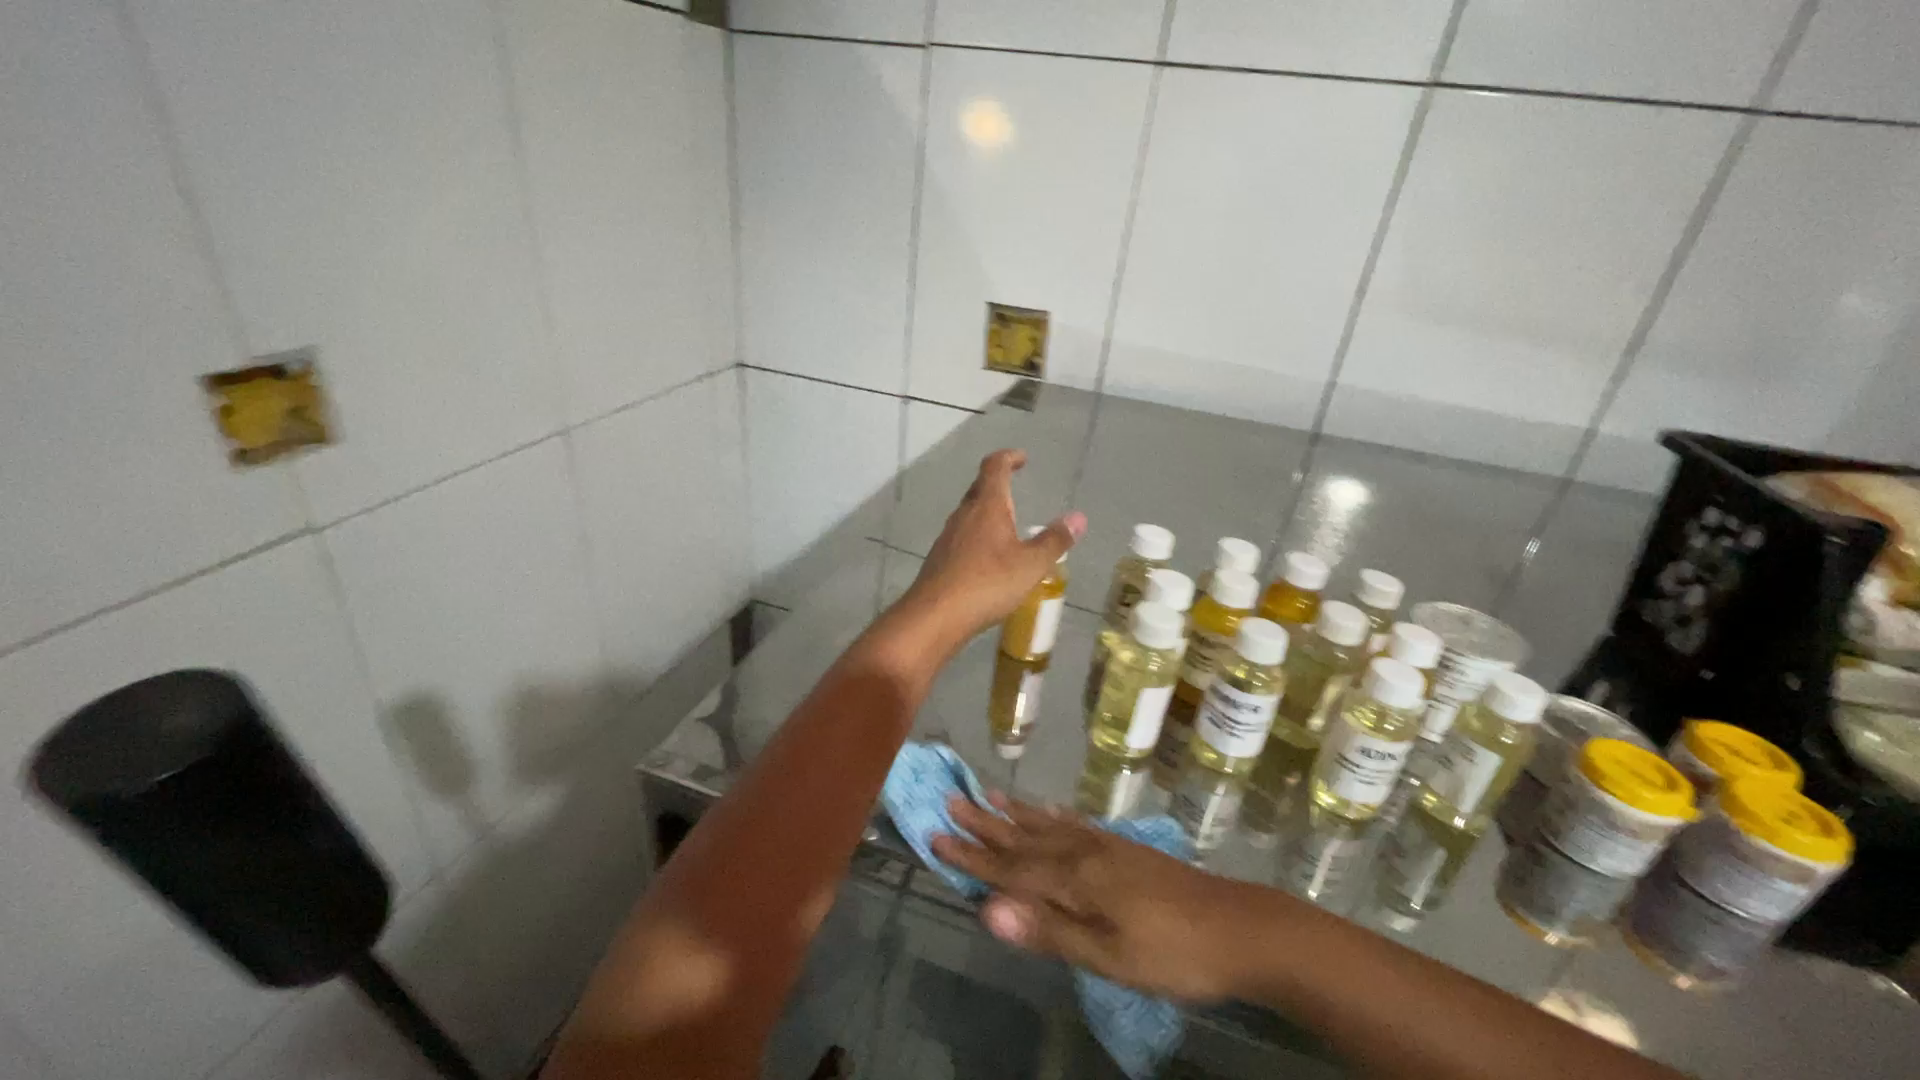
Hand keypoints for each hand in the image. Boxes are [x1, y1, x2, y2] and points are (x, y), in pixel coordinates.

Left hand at [898, 450, 1084, 643]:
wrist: (935, 616)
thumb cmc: (987, 583)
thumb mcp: (1030, 565)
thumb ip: (1055, 541)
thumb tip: (1078, 517)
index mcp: (987, 507)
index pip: (995, 467)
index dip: (1009, 458)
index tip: (1022, 458)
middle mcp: (964, 515)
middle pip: (979, 489)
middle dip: (998, 484)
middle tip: (1015, 488)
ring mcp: (948, 537)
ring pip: (969, 514)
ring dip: (988, 512)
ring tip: (1007, 525)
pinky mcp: (940, 559)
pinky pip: (962, 538)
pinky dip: (978, 537)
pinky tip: (988, 558)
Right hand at [931, 793, 1276, 1001]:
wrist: (1243, 929)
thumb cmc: (1174, 953)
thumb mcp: (1109, 956)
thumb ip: (1048, 931)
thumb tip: (987, 910)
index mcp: (1076, 879)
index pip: (1011, 868)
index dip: (972, 855)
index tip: (936, 835)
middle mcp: (1086, 853)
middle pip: (1025, 838)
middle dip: (986, 824)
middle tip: (951, 800)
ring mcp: (1109, 848)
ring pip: (1049, 825)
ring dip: (1015, 814)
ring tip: (988, 794)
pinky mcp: (1128, 850)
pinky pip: (1078, 824)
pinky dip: (1056, 816)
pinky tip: (1051, 810)